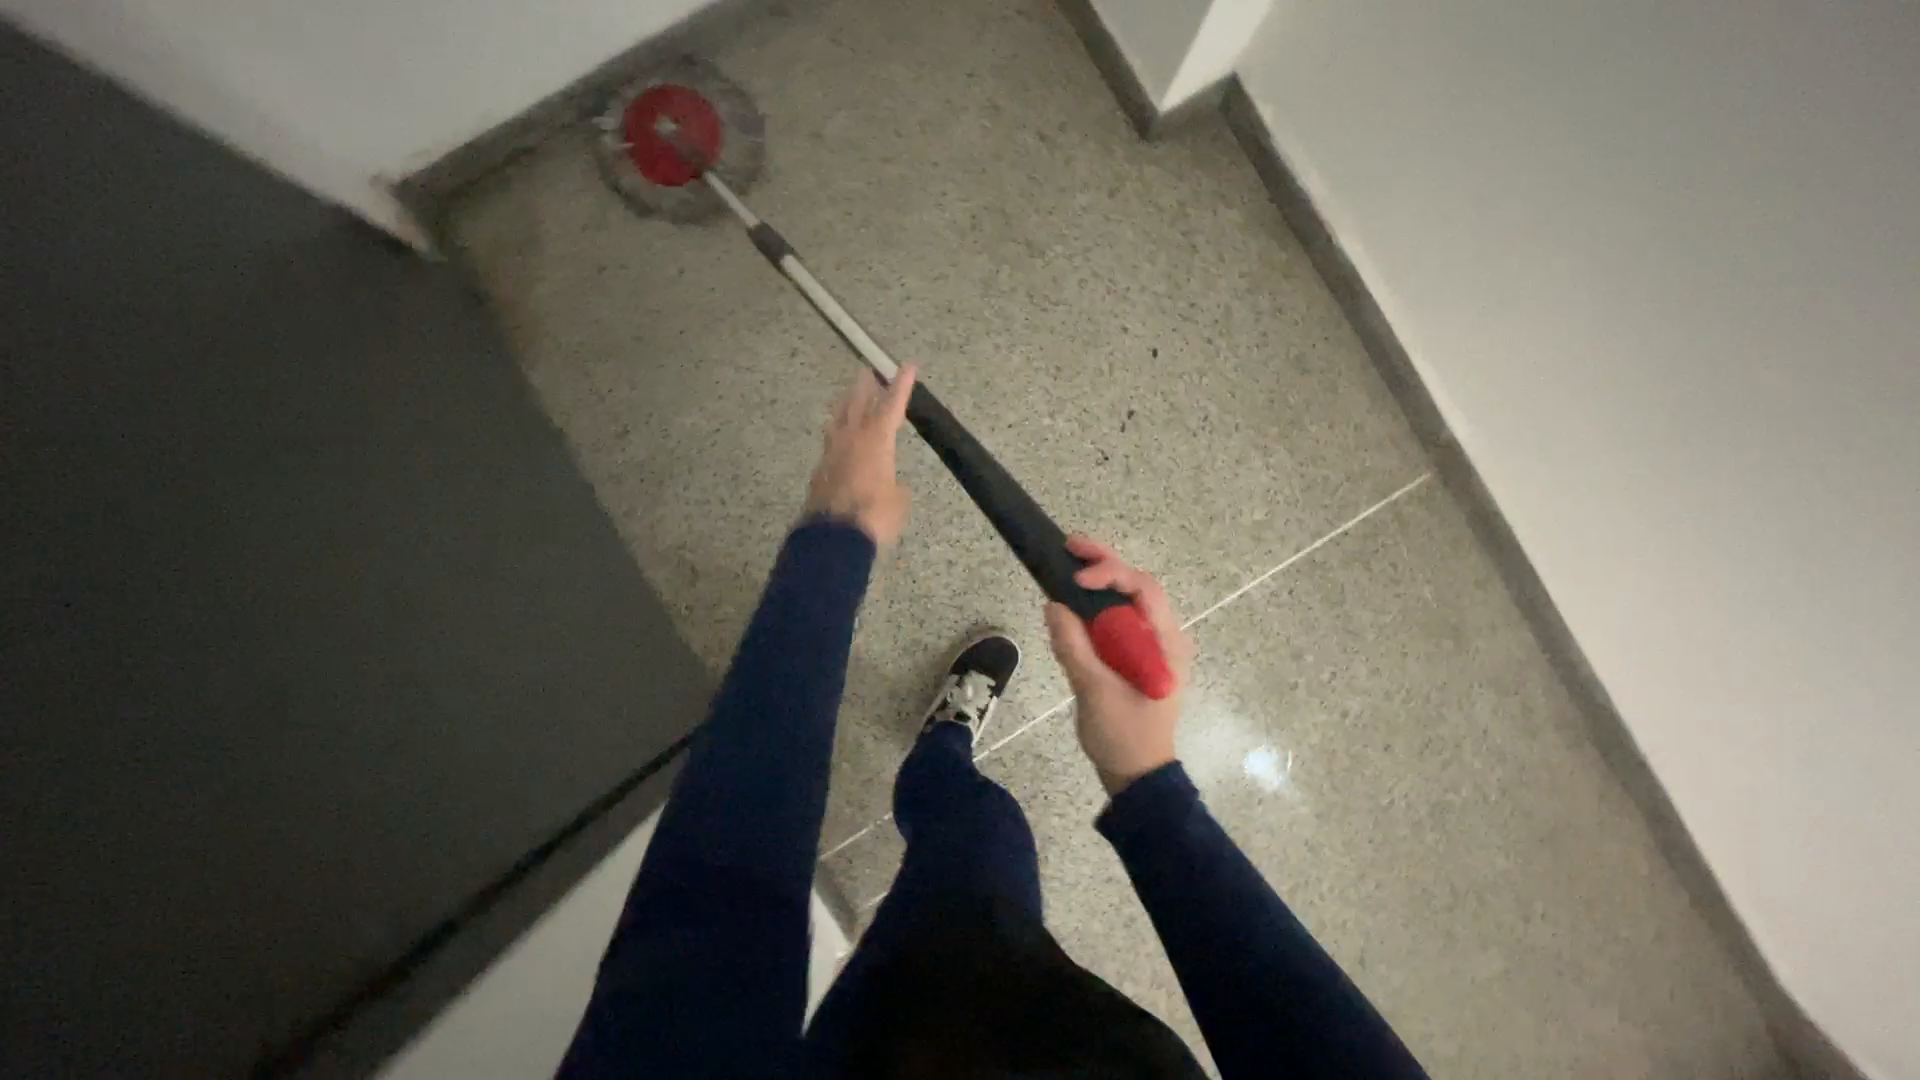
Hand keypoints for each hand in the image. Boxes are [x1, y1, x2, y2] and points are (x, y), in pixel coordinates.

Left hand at [804, 366, 915, 546]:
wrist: (833, 539)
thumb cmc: (874, 517)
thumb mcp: (898, 503)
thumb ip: (896, 488)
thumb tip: (894, 487)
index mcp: (876, 441)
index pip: (891, 405)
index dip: (901, 386)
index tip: (907, 366)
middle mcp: (851, 440)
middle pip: (858, 404)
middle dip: (865, 387)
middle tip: (868, 371)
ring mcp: (831, 454)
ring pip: (839, 420)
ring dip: (846, 405)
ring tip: (849, 398)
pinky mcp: (820, 472)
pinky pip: (831, 443)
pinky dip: (838, 434)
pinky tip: (839, 439)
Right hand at [1044, 536, 1194, 796]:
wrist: (1137, 777)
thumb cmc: (1123, 736)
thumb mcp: (1094, 691)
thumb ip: (1073, 646)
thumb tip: (1053, 605)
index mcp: (1166, 644)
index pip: (1144, 589)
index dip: (1111, 574)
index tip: (1076, 581)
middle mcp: (1164, 638)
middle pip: (1136, 587)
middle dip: (1105, 564)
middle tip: (1069, 545)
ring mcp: (1149, 648)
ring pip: (1126, 602)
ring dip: (1100, 581)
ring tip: (1067, 563)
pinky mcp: (1134, 659)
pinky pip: (1116, 622)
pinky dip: (1095, 607)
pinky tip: (1071, 601)